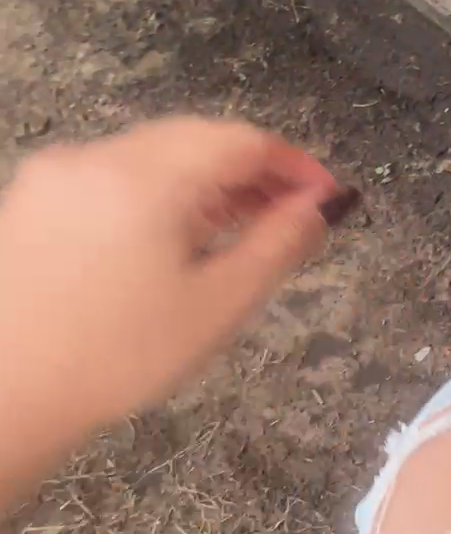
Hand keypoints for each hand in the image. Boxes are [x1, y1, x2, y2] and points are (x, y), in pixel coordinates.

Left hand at [0, 117, 351, 439]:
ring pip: (161, 155)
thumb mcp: (226, 298)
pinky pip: (125, 176)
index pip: (242, 141)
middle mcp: (91, 161)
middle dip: (262, 170)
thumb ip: (282, 241)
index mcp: (143, 180)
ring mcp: (55, 179)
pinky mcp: (37, 202)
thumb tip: (322, 205)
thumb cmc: (123, 351)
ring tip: (258, 228)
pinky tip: (198, 235)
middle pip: (199, 139)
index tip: (333, 199)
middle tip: (304, 214)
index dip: (299, 164)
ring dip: (221, 181)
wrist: (0, 394)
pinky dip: (178, 192)